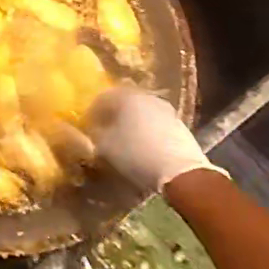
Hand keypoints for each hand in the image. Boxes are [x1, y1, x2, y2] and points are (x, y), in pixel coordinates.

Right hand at [86, 86, 224, 192]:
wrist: (181, 172)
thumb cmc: (137, 155)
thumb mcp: (106, 148)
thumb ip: (96, 135)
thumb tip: (94, 131)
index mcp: (126, 96)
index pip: (102, 98)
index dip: (92, 113)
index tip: (88, 127)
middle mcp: (146, 96)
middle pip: (123, 103)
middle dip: (113, 116)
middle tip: (105, 132)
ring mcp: (164, 109)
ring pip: (141, 113)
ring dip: (131, 124)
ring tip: (125, 142)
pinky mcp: (178, 124)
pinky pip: (155, 124)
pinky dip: (147, 132)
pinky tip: (144, 147)